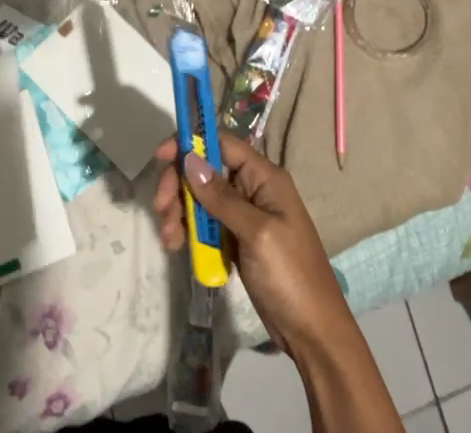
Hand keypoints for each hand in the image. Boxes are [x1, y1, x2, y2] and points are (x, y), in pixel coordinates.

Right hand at [150, 132, 353, 353]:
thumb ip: (221, 197)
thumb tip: (190, 159)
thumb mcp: (256, 232)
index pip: (222, 143)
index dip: (190, 144)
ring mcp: (245, 215)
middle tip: (161, 211)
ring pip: (202, 199)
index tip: (159, 159)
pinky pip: (206, 224)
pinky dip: (190, 232)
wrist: (311, 329)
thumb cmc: (290, 274)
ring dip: (180, 213)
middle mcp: (254, 189)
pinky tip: (180, 248)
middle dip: (179, 186)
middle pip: (206, 170)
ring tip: (170, 241)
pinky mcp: (237, 239)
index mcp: (265, 177)